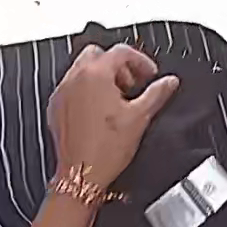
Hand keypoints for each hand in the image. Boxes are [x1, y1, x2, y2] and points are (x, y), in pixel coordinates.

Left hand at [48, 44, 178, 184]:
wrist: (81, 174)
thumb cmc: (106, 148)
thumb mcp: (140, 117)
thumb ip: (157, 93)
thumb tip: (169, 82)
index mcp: (95, 75)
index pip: (121, 52)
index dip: (141, 61)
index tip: (150, 75)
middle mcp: (74, 79)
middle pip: (98, 54)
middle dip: (119, 65)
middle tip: (133, 83)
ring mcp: (62, 93)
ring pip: (83, 68)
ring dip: (102, 76)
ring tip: (118, 98)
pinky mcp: (56, 107)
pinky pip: (72, 86)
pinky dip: (87, 90)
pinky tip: (101, 110)